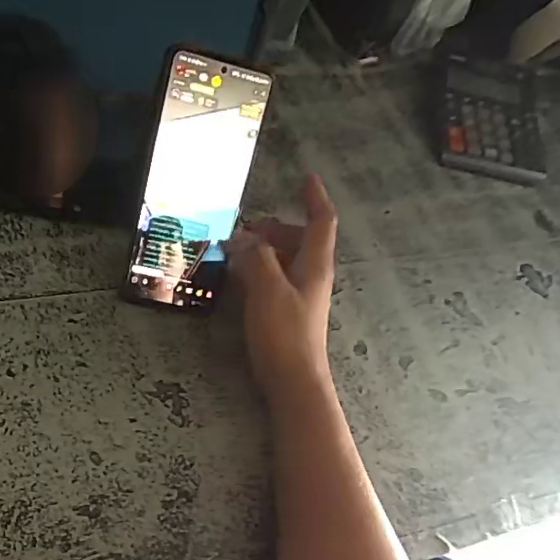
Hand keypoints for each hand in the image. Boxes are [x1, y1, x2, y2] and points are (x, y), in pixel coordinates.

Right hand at [225, 174, 337, 400]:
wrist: (294, 382)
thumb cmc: (285, 335)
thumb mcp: (267, 290)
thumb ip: (256, 259)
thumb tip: (243, 237)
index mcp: (314, 265)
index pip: (321, 222)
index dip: (314, 198)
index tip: (305, 178)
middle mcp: (311, 278)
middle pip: (301, 241)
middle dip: (278, 228)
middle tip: (249, 227)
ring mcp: (301, 298)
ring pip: (287, 262)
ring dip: (267, 250)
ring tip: (239, 251)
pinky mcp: (288, 317)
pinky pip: (277, 283)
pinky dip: (262, 272)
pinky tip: (242, 280)